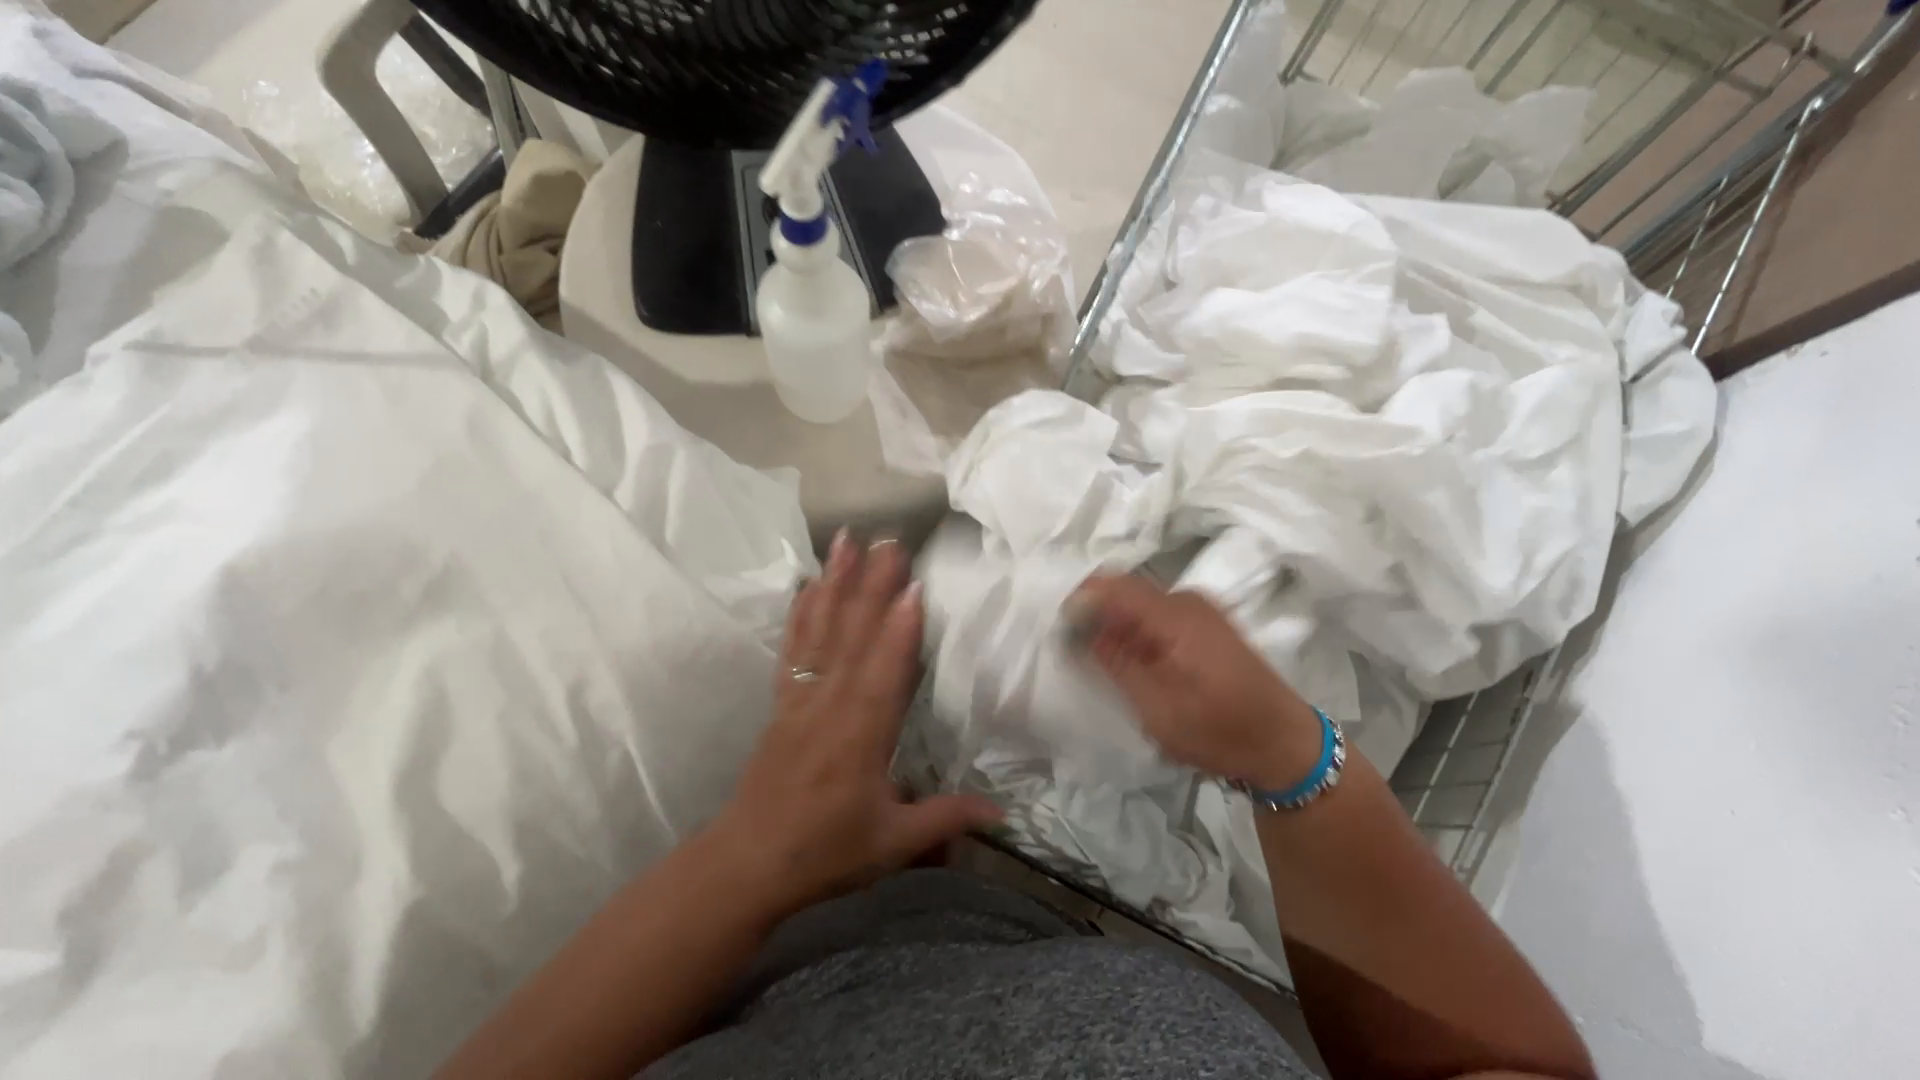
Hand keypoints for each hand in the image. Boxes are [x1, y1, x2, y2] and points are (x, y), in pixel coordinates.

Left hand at [709, 530, 1002, 915]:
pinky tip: (807, 586)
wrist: (748, 863)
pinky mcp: (782, 705)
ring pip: (820, 633)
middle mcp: (830, 708)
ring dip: (835, 584)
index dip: (900, 629)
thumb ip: (945, 818)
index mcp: (861, 736)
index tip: (914, 584)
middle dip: (872, 586)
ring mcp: (801, 702)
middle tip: (888, 540)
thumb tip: (1001, 813)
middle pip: (853, 637)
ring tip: (844, 541)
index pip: (884, 673)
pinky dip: (800, 615)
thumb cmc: (824, 853)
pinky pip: (793, 651)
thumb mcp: (892, 843)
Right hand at [1071, 574, 1323, 789]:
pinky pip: (1158, 617)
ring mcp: (1201, 611)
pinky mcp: (1207, 626)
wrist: (1284, 745)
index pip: (1112, 584)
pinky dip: (1138, 635)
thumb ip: (1115, 662)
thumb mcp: (1157, 708)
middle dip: (1097, 617)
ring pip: (1140, 606)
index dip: (1080, 601)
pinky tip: (1134, 668)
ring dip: (1117, 629)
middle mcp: (1188, 601)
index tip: (1060, 632)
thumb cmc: (1219, 731)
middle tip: (1077, 656)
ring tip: (1105, 667)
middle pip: (1125, 592)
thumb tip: (1080, 626)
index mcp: (1176, 615)